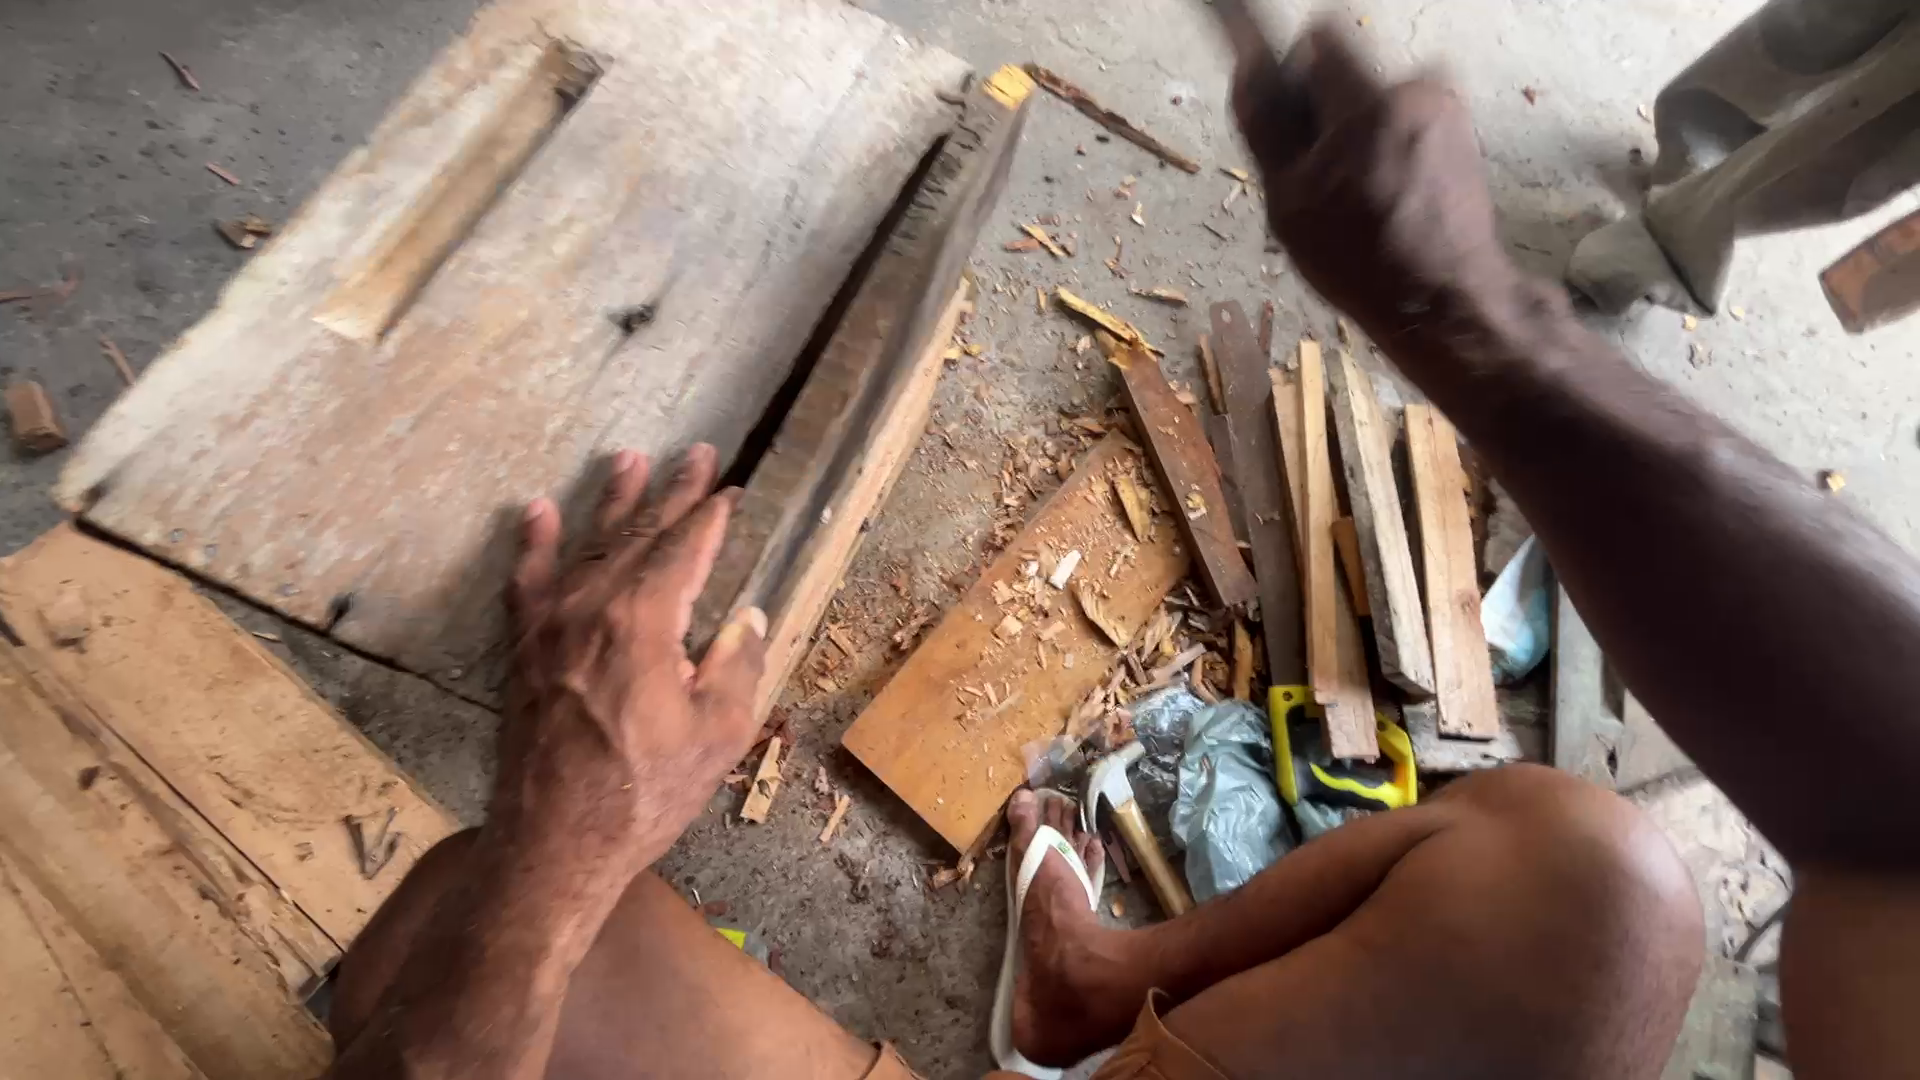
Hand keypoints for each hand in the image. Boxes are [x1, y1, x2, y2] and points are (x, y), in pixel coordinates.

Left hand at [490, 443, 766, 876]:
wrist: (556, 847)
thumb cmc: (648, 791)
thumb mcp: (720, 732)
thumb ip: (737, 662)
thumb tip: (748, 615)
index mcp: (644, 624)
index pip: (685, 550)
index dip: (711, 516)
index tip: (731, 489)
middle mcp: (592, 609)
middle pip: (639, 535)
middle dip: (672, 491)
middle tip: (696, 453)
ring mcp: (550, 627)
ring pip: (585, 545)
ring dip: (612, 500)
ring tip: (628, 460)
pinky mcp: (524, 651)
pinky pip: (527, 582)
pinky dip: (533, 544)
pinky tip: (536, 511)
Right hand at [1234, 26, 1517, 353]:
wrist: (1442, 297)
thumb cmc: (1355, 259)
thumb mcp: (1289, 205)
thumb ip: (1267, 130)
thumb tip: (1246, 66)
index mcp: (1366, 102)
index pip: (1319, 37)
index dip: (1290, 69)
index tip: (1281, 110)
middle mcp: (1415, 84)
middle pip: (1346, 74)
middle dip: (1323, 116)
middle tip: (1316, 183)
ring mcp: (1446, 104)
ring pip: (1375, 101)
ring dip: (1355, 138)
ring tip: (1353, 202)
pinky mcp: (1462, 127)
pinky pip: (1405, 119)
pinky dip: (1387, 149)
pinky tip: (1385, 201)